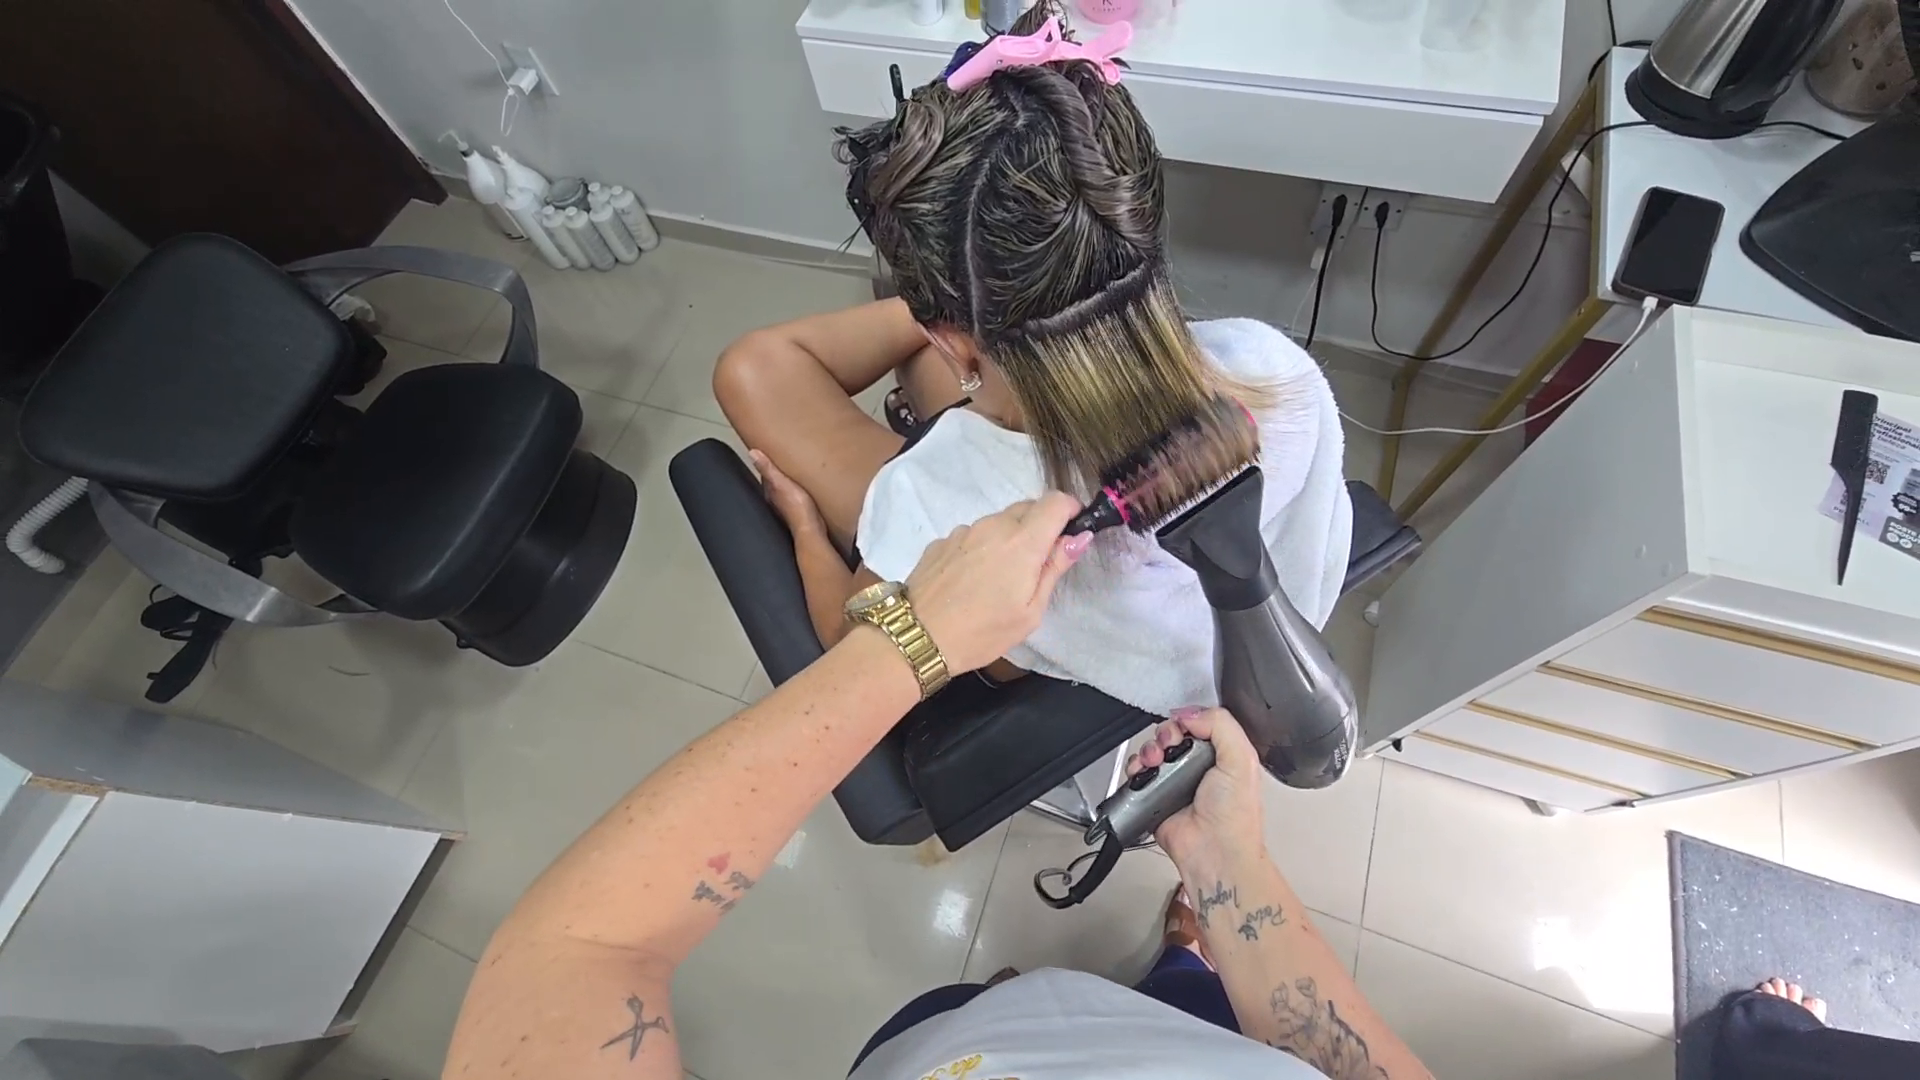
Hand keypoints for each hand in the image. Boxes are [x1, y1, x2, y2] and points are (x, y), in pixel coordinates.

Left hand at [750, 450, 826, 539]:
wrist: (811, 529)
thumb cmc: (798, 507)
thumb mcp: (782, 483)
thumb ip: (768, 469)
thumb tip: (752, 453)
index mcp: (770, 491)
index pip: (765, 475)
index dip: (768, 464)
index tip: (770, 453)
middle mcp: (776, 500)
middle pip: (773, 483)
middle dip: (777, 474)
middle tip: (781, 462)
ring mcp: (786, 507)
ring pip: (783, 491)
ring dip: (786, 483)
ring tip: (792, 473)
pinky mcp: (798, 512)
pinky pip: (794, 498)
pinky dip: (795, 492)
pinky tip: (801, 489)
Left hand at [905, 493, 1090, 673]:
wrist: (919, 637)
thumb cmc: (983, 632)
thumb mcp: (1030, 611)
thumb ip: (1054, 568)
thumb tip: (1079, 537)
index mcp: (1022, 542)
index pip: (1055, 501)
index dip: (1069, 510)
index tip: (1071, 531)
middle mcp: (993, 526)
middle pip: (1027, 507)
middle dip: (1041, 526)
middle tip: (1037, 564)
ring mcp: (964, 531)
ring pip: (998, 521)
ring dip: (1009, 537)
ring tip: (999, 578)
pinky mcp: (942, 541)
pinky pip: (972, 535)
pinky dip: (982, 547)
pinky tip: (971, 579)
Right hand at [1126, 707, 1265, 867]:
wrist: (1214, 854)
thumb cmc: (1235, 818)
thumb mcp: (1241, 760)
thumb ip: (1221, 725)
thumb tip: (1189, 714)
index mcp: (1222, 755)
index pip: (1198, 722)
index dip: (1187, 719)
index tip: (1184, 728)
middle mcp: (1197, 766)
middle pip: (1171, 733)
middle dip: (1164, 733)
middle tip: (1168, 745)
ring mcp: (1174, 780)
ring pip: (1152, 749)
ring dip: (1148, 749)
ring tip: (1155, 761)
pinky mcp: (1155, 794)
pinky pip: (1137, 772)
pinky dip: (1135, 767)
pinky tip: (1143, 773)